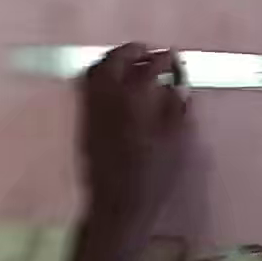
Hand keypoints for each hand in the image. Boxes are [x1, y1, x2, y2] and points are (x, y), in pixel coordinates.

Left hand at [77, 43, 194, 260]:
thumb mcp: (177, 144)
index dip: (163, 59)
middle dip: (132, 51)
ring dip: (114, 60)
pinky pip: (86, 88)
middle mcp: (107, 102)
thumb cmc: (153, 178)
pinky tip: (117, 86)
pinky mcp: (83, 124)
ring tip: (132, 63)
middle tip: (149, 51)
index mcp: (133, 104)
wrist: (117, 209)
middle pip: (113, 62)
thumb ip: (177, 109)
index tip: (174, 57)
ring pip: (95, 72)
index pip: (147, 69)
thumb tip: (178, 86)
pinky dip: (102, 76)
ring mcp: (90, 112)